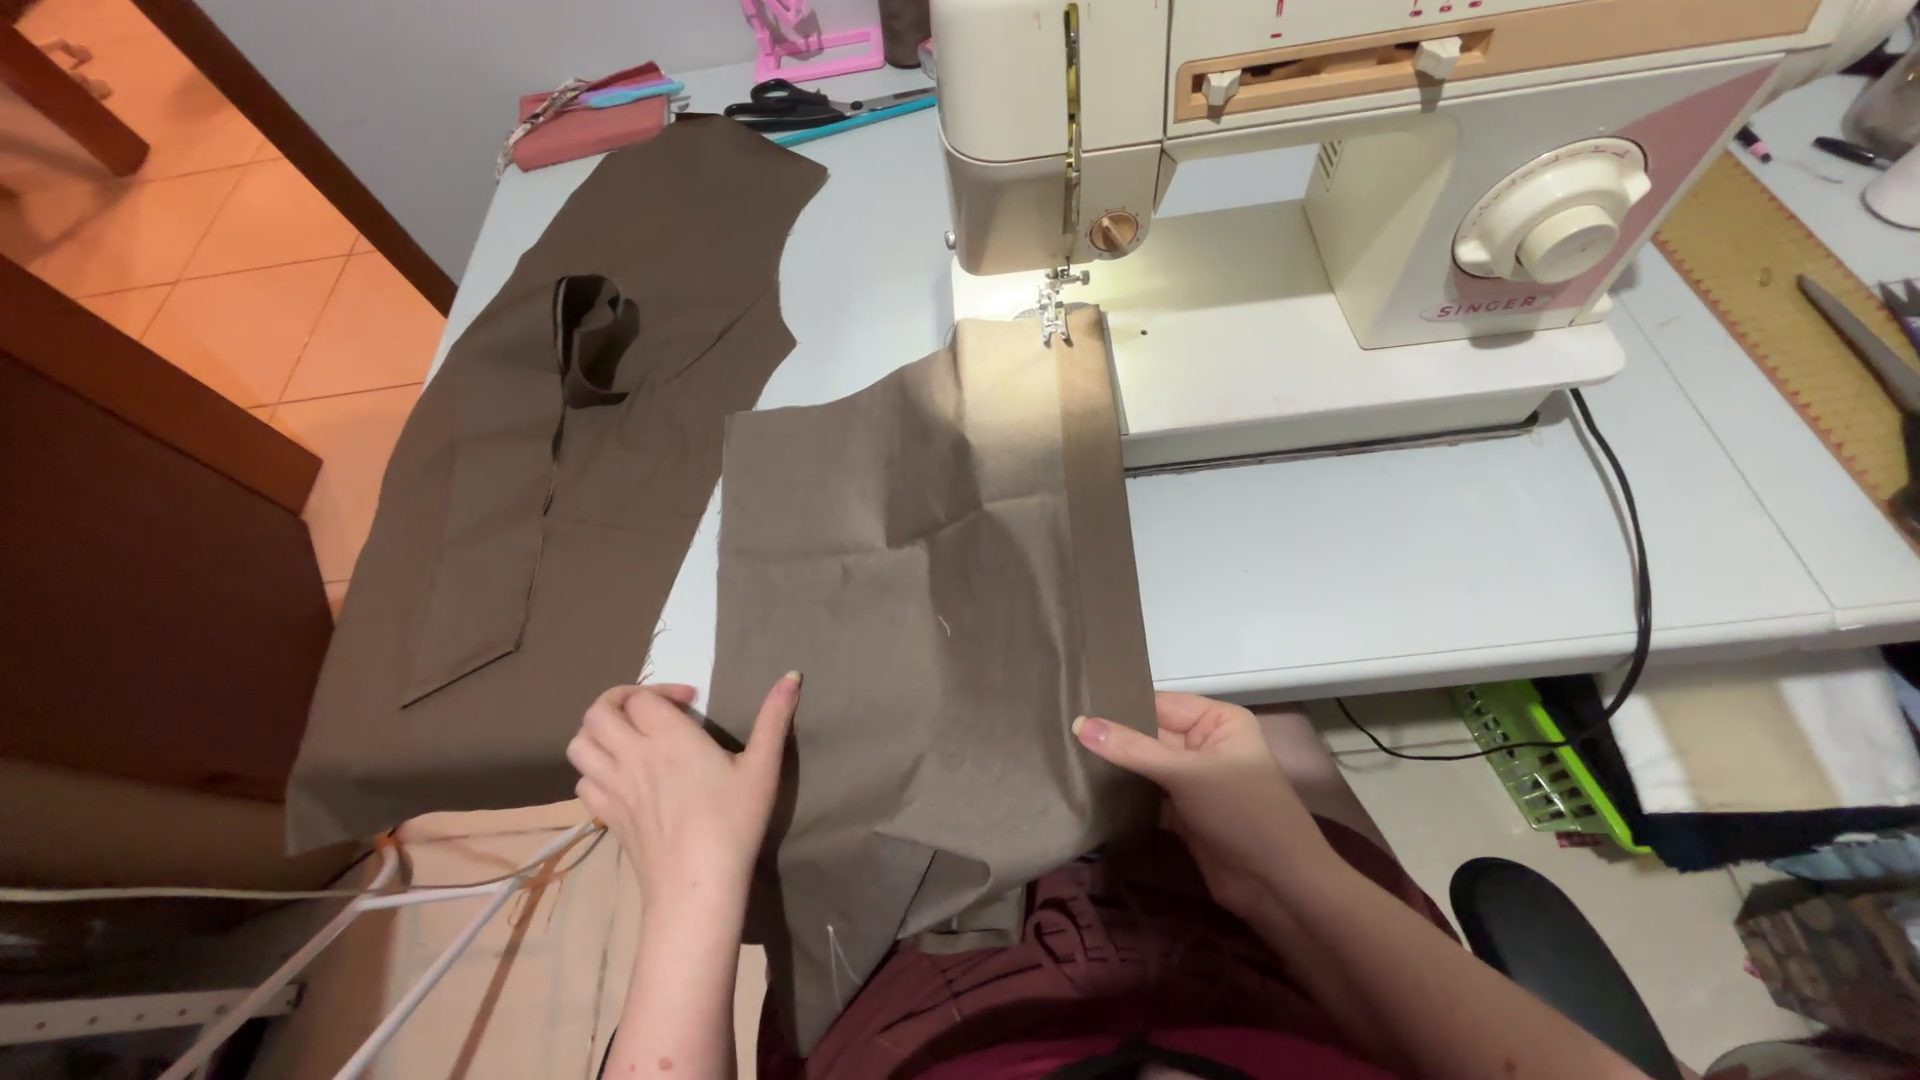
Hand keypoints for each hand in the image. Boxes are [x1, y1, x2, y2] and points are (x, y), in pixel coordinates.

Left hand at [567, 675, 797, 908]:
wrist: (696, 884)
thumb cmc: (732, 821)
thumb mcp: (763, 767)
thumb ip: (774, 718)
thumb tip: (792, 675)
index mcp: (668, 737)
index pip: (641, 697)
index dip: (663, 691)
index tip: (690, 704)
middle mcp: (631, 755)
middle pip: (597, 712)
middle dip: (619, 701)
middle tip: (650, 712)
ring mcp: (612, 787)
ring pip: (579, 744)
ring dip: (599, 733)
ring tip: (629, 739)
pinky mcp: (606, 816)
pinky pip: (581, 781)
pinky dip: (595, 770)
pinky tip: (622, 777)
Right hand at [1074, 693, 1337, 918]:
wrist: (1277, 886)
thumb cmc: (1242, 813)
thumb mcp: (1186, 773)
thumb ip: (1131, 749)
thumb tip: (1077, 723)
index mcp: (1217, 720)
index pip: (1158, 703)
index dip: (1119, 707)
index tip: (1072, 707)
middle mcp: (1205, 743)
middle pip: (1149, 733)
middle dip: (1111, 737)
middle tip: (1059, 732)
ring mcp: (1193, 778)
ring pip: (1144, 764)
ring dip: (1113, 766)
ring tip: (1064, 756)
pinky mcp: (1181, 810)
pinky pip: (1146, 792)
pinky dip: (1122, 792)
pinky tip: (1085, 786)